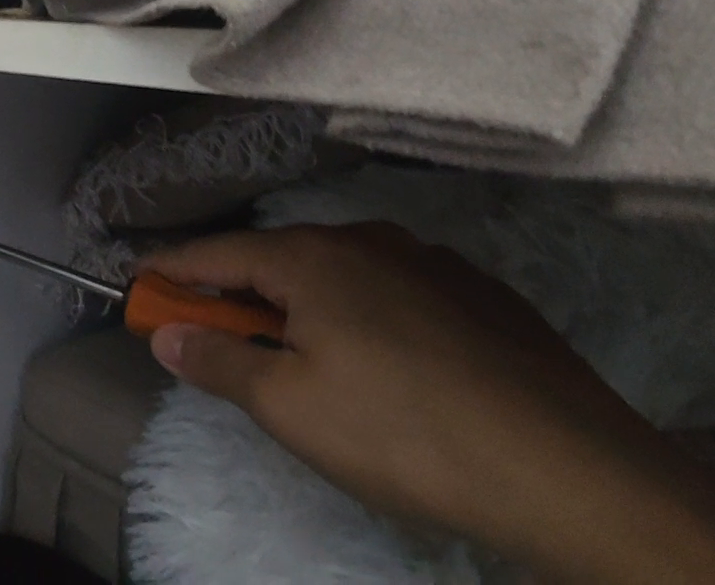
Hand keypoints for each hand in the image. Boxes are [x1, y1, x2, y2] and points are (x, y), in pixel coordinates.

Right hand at [141, 224, 714, 583]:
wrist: (579, 474)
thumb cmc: (404, 434)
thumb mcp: (289, 407)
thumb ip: (216, 361)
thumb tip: (163, 335)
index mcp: (312, 258)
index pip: (214, 254)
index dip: (169, 271)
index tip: (136, 284)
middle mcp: (367, 240)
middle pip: (275, 257)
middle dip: (233, 289)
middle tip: (209, 327)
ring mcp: (431, 261)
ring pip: (337, 270)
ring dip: (296, 298)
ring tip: (293, 345)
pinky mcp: (481, 294)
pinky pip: (392, 287)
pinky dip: (357, 307)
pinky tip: (376, 354)